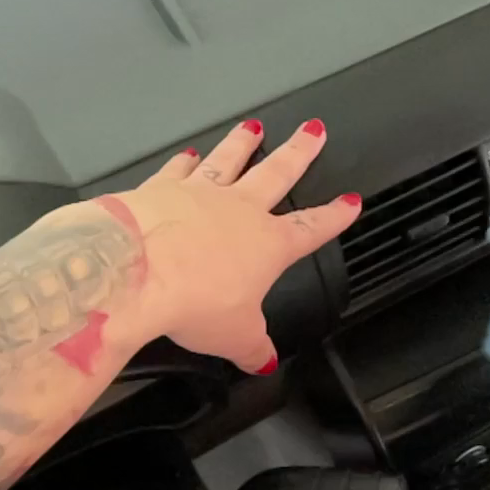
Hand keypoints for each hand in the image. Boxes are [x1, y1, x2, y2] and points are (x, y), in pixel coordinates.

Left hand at [106, 118, 361, 371]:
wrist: (138, 271)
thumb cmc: (194, 302)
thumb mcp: (234, 338)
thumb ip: (253, 349)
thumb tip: (263, 362)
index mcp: (268, 245)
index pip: (310, 228)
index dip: (333, 217)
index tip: (350, 202)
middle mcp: (238, 210)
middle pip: (277, 174)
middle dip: (299, 153)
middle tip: (313, 131)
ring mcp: (198, 194)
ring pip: (228, 160)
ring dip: (242, 144)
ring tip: (253, 127)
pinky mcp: (159, 190)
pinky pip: (178, 170)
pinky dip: (184, 161)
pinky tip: (187, 153)